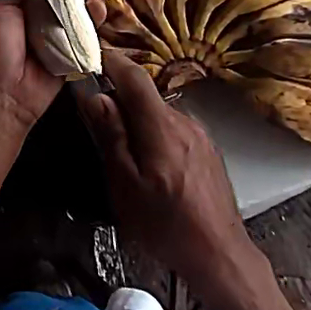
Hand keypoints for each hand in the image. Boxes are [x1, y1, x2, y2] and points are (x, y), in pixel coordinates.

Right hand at [79, 50, 260, 293]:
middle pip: (145, 95)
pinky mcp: (207, 149)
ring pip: (159, 113)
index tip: (90, 56)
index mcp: (161, 126)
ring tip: (122, 152)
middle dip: (118, 99)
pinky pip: (174, 129)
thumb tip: (94, 96)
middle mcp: (184, 121)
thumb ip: (110, 136)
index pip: (133, 76)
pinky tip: (149, 165)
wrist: (220, 253)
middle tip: (95, 118)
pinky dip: (154, 134)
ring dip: (137, 120)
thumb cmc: (167, 225)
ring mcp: (200, 134)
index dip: (110, 60)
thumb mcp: (125, 184)